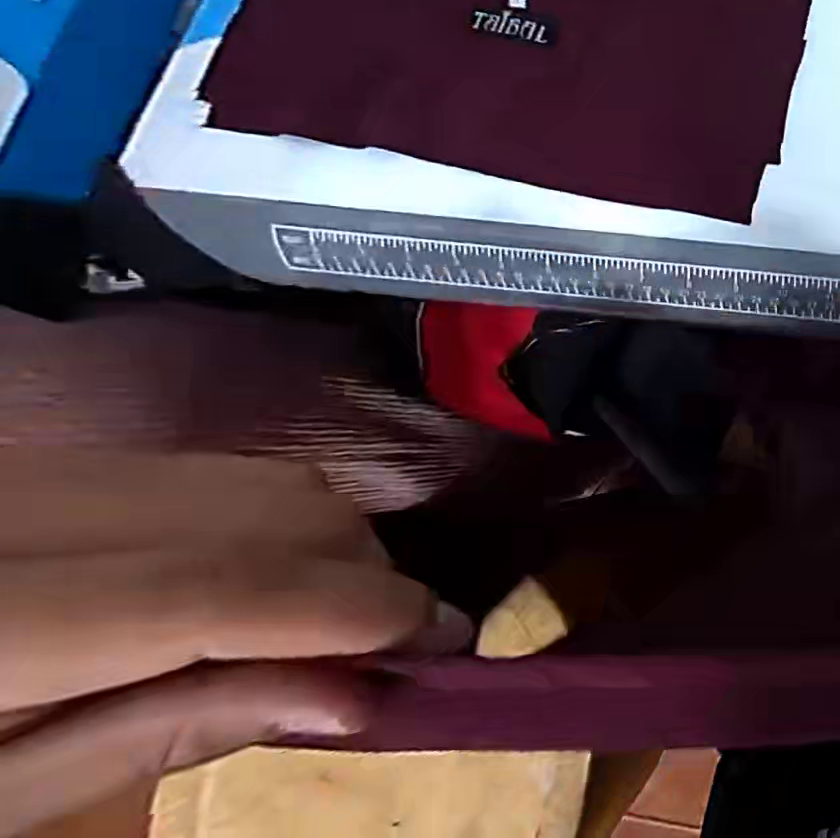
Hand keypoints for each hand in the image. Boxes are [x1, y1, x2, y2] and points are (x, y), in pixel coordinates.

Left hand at [0, 448, 469, 834]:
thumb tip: (358, 698)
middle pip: (280, 519)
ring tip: (337, 613)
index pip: (218, 592)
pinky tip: (287, 573)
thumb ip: (168, 735)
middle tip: (389, 643)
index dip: (355, 612)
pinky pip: (249, 473)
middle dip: (365, 579)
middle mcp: (42, 513)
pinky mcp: (100, 456)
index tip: (446, 638)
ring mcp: (71, 468)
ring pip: (283, 485)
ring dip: (344, 550)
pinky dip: (303, 522)